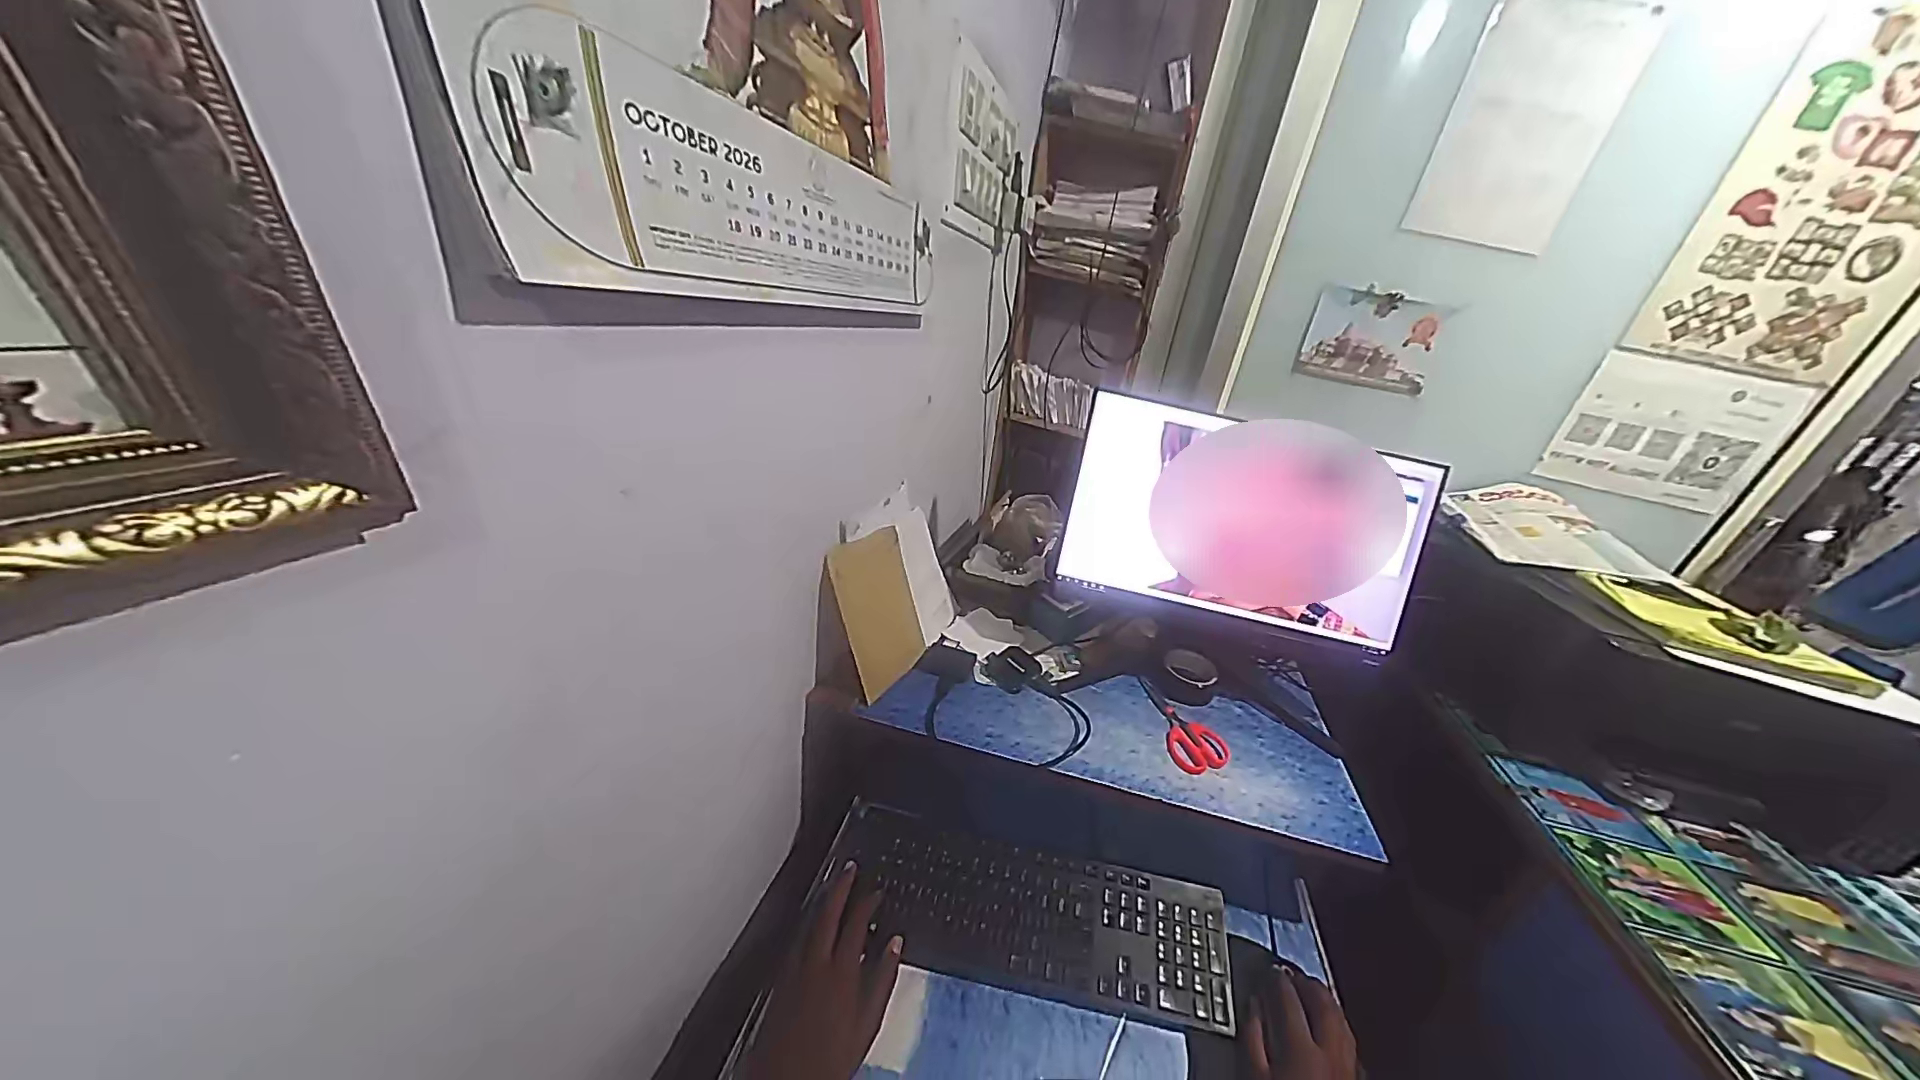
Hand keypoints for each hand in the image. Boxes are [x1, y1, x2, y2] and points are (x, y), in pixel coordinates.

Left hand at [740, 861, 902, 1079]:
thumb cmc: (831, 1057)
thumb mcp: (868, 1021)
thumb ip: (883, 977)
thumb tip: (895, 944)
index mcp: (843, 971)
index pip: (857, 922)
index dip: (867, 900)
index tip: (876, 889)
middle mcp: (817, 963)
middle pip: (829, 912)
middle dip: (840, 885)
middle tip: (850, 867)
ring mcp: (795, 967)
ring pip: (809, 921)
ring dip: (822, 899)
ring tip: (832, 884)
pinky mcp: (780, 976)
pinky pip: (796, 936)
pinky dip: (807, 921)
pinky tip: (811, 918)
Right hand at [1243, 964, 1357, 1079]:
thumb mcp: (1254, 1076)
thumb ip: (1253, 1036)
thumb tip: (1255, 1005)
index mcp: (1300, 1048)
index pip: (1288, 997)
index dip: (1277, 979)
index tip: (1269, 971)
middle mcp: (1330, 1053)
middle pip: (1323, 1003)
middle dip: (1306, 983)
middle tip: (1291, 974)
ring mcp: (1348, 1068)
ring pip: (1342, 1020)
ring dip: (1325, 1000)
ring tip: (1310, 991)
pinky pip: (1349, 1041)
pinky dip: (1337, 1024)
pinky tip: (1327, 1025)